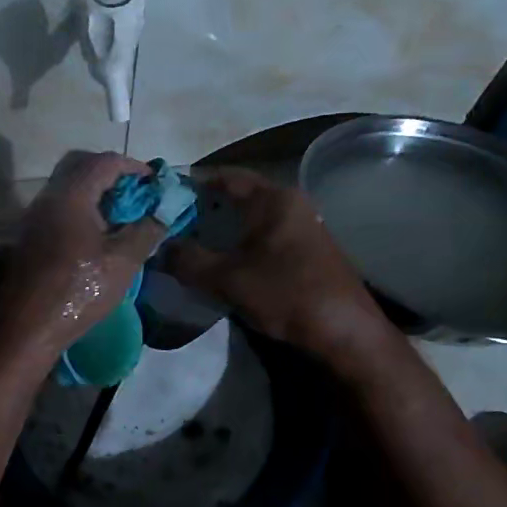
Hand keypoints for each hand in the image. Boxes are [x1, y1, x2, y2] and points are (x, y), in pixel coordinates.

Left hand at [0, 152, 164, 354]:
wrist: (26, 327)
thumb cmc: (79, 291)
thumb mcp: (124, 261)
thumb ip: (148, 229)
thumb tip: (164, 210)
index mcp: (71, 196)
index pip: (105, 161)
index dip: (134, 167)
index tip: (155, 183)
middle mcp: (49, 197)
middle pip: (81, 165)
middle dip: (112, 173)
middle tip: (136, 194)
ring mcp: (36, 216)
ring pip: (69, 186)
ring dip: (97, 191)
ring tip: (123, 215)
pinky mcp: (32, 236)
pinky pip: (61, 206)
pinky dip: (83, 207)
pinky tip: (100, 234)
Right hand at [163, 168, 393, 360]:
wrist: (344, 330)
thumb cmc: (285, 294)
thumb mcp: (228, 279)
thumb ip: (190, 260)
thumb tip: (162, 249)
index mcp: (273, 198)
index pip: (225, 176)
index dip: (193, 182)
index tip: (165, 194)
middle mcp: (290, 202)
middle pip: (240, 195)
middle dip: (206, 206)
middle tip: (174, 221)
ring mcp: (303, 224)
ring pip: (254, 217)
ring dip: (225, 226)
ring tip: (194, 241)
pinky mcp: (309, 248)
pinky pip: (267, 234)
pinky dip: (244, 240)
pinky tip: (227, 259)